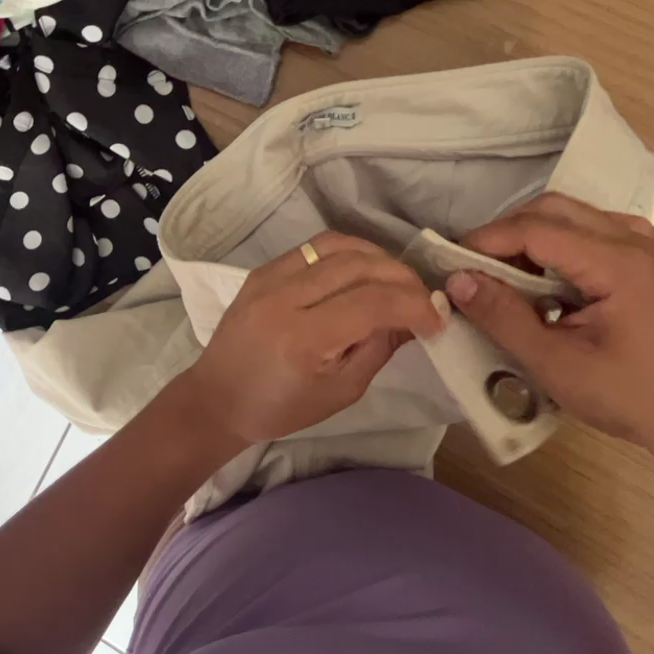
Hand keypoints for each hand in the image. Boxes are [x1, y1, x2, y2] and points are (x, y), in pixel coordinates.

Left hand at [178, 231, 442, 445]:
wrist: (217, 398)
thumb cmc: (279, 407)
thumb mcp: (340, 391)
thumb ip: (378, 349)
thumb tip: (414, 319)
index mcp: (303, 338)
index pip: (373, 302)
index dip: (414, 306)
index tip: (436, 321)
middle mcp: (284, 298)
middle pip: (358, 265)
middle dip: (402, 277)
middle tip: (421, 298)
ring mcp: (268, 278)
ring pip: (336, 245)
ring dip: (376, 257)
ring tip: (396, 280)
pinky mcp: (261, 271)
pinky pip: (312, 248)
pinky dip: (346, 253)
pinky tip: (362, 271)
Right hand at [443, 195, 653, 496]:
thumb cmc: (629, 397)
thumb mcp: (555, 363)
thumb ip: (503, 317)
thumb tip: (456, 280)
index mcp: (619, 263)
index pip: (536, 229)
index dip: (485, 241)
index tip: (446, 264)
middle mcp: (634, 242)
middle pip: (552, 209)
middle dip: (503, 233)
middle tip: (470, 267)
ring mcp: (643, 249)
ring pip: (570, 216)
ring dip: (527, 235)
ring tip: (499, 274)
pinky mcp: (642, 263)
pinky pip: (587, 232)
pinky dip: (553, 244)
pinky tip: (539, 278)